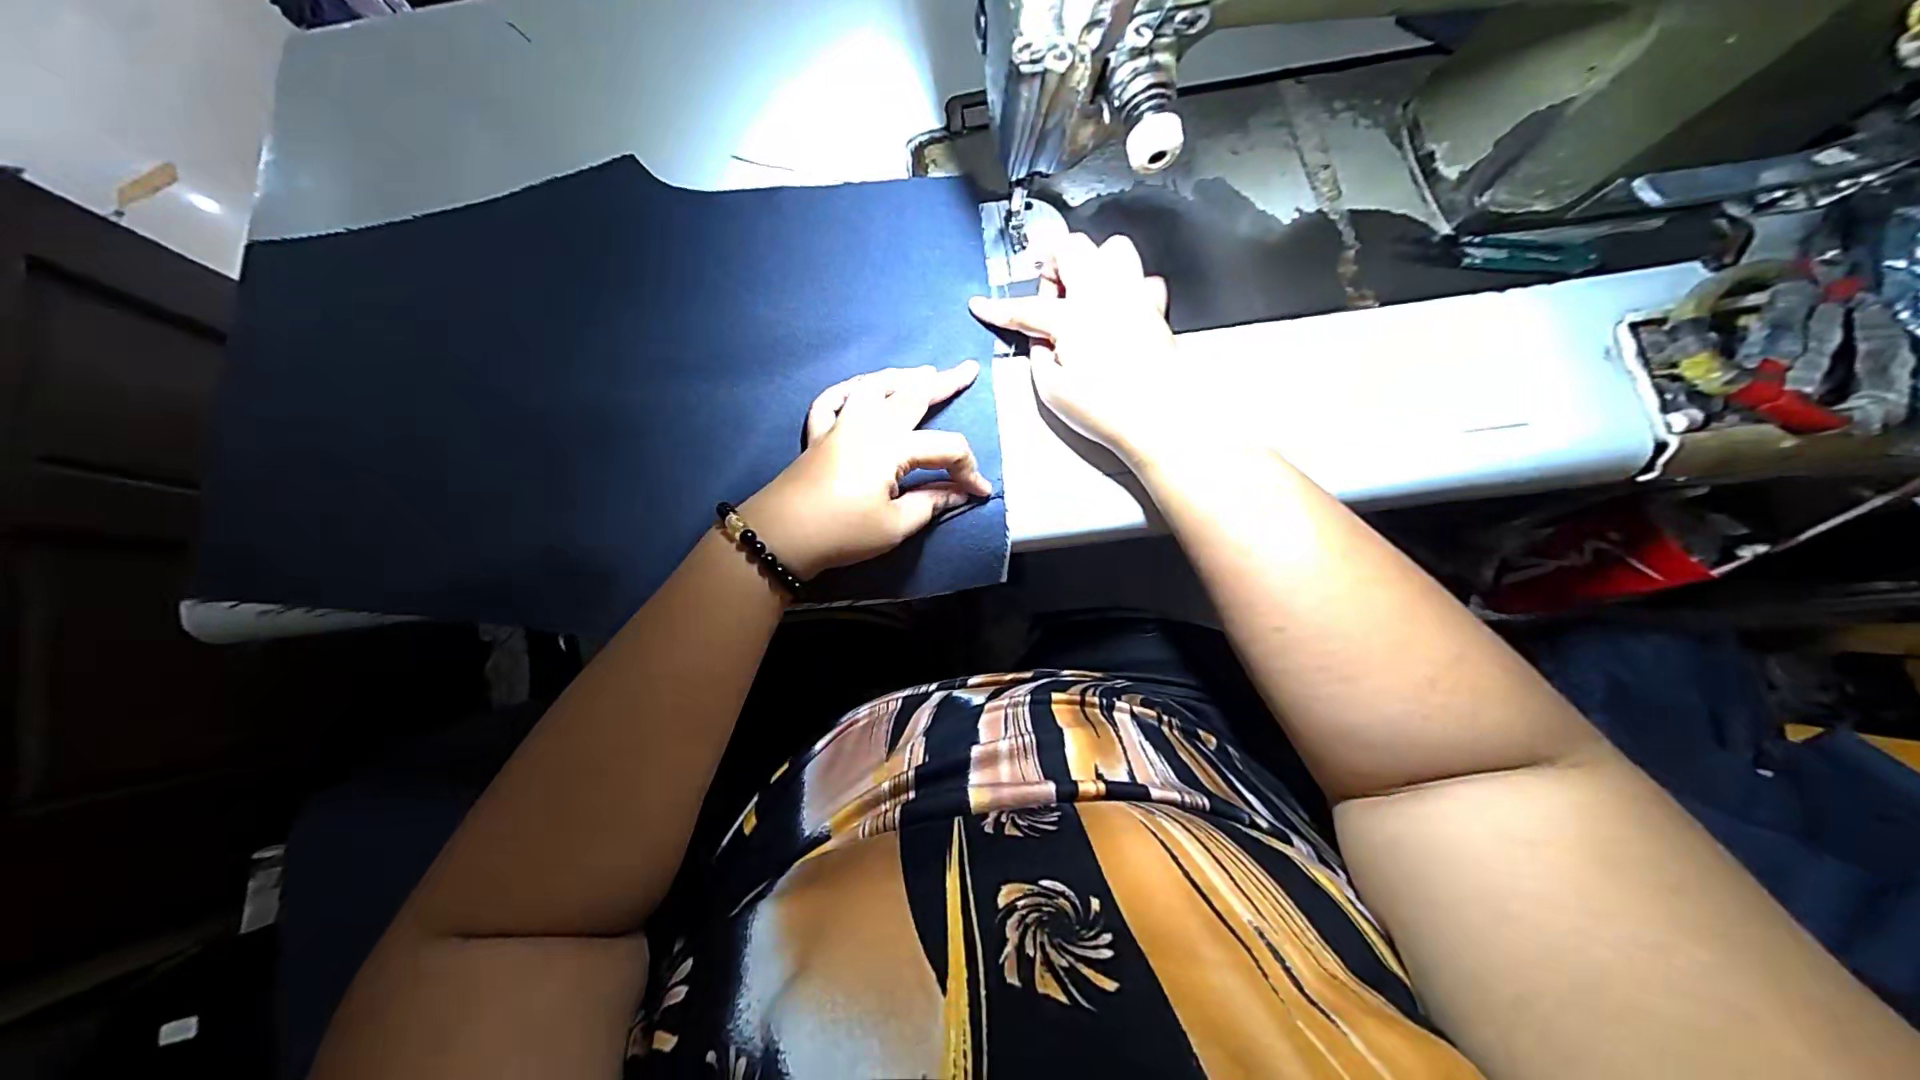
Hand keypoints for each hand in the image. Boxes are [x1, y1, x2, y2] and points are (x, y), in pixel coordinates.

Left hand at [739, 361, 993, 579]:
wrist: (781, 535)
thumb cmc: (842, 532)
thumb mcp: (895, 525)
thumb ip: (932, 503)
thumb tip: (961, 494)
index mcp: (892, 447)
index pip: (945, 448)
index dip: (969, 469)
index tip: (981, 491)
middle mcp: (869, 424)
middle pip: (913, 395)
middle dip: (944, 382)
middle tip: (966, 369)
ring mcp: (840, 424)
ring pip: (873, 386)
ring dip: (900, 377)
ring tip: (921, 372)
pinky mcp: (818, 434)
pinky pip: (833, 400)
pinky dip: (849, 390)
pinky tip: (859, 388)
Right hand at [968, 232, 1187, 464]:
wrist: (1159, 419)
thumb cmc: (1107, 409)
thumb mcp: (1052, 389)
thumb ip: (1038, 355)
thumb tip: (1040, 340)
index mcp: (1073, 316)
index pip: (1025, 307)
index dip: (998, 308)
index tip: (982, 306)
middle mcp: (1105, 295)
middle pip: (1071, 249)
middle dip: (1050, 262)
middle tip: (1044, 292)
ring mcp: (1133, 297)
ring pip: (1112, 248)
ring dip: (1090, 261)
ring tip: (1079, 290)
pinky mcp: (1154, 310)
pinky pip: (1139, 279)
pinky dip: (1122, 287)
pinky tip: (1113, 309)